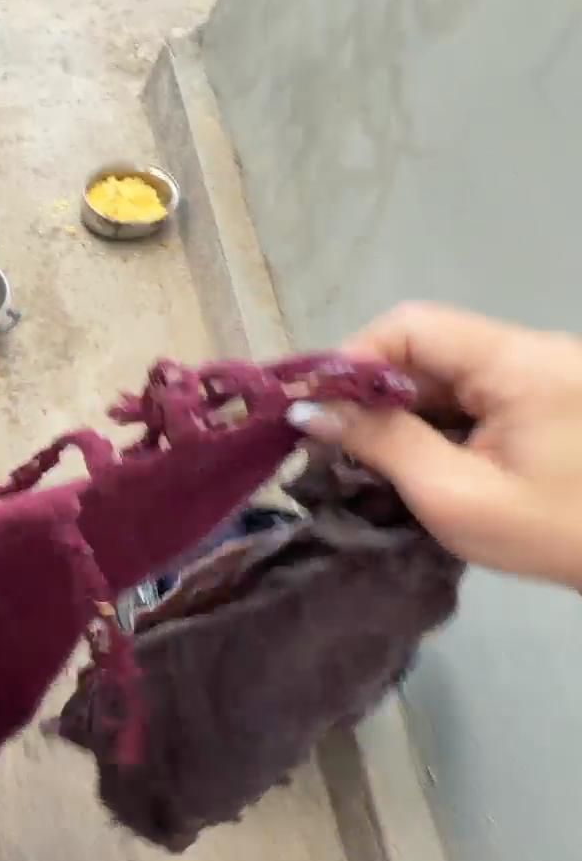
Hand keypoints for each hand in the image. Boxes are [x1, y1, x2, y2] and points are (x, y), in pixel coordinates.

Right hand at [289, 302, 581, 588]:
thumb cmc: (563, 533)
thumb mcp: (455, 494)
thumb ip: (378, 441)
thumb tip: (305, 409)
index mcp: (525, 366)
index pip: (410, 327)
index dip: (352, 359)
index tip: (319, 408)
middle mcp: (539, 354)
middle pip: (422, 346)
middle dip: (367, 389)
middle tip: (330, 437)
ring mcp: (548, 374)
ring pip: (438, 369)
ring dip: (393, 406)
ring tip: (367, 451)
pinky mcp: (549, 395)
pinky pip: (465, 388)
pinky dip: (426, 416)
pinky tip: (414, 453)